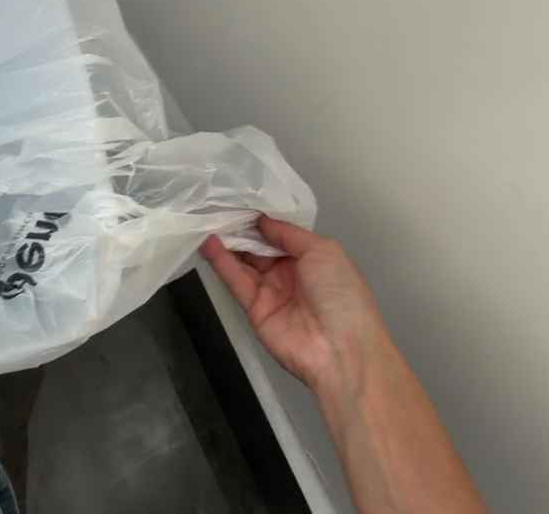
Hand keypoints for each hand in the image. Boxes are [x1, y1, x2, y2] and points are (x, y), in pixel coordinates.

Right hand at [201, 217, 391, 393]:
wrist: (341, 350)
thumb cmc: (341, 293)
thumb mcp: (324, 250)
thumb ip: (288, 232)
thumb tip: (261, 220)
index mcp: (310, 258)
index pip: (279, 233)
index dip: (261, 217)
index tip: (240, 198)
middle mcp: (289, 272)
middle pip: (258, 246)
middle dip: (240, 227)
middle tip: (217, 203)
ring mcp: (270, 291)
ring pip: (243, 260)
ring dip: (227, 240)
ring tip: (207, 216)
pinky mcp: (253, 308)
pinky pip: (236, 280)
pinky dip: (221, 261)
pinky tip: (208, 241)